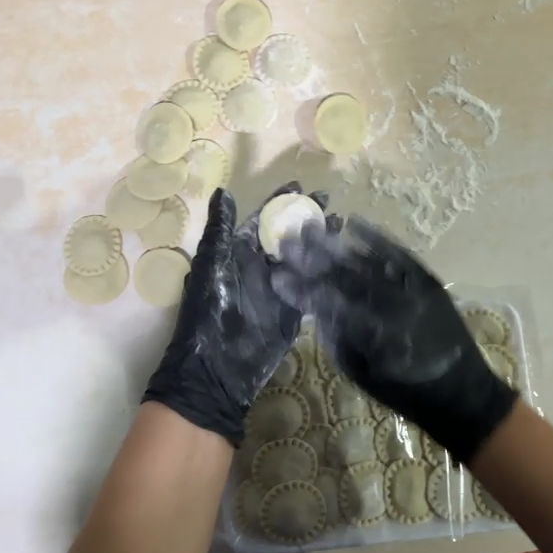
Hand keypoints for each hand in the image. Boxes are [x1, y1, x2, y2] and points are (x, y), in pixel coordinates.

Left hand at [141, 185, 316, 445]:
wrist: (216, 367)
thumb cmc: (208, 312)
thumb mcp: (211, 265)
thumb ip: (220, 229)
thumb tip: (223, 190)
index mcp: (238, 252)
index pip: (262, 219)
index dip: (279, 201)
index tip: (299, 185)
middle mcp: (260, 266)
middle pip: (287, 234)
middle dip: (306, 216)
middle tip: (329, 199)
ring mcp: (279, 288)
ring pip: (303, 257)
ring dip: (321, 240)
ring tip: (341, 221)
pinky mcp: (294, 310)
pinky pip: (312, 287)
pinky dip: (327, 272)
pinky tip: (344, 258)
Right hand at [274, 215, 517, 462]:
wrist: (460, 392)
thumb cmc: (402, 391)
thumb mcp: (359, 371)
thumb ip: (335, 335)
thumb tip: (312, 305)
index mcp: (371, 332)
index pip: (326, 300)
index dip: (300, 288)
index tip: (276, 276)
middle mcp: (392, 304)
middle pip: (343, 273)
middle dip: (312, 256)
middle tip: (286, 240)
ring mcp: (411, 288)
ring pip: (366, 260)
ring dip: (336, 244)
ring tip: (311, 229)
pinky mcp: (425, 279)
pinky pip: (396, 254)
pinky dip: (374, 239)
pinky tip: (352, 224)